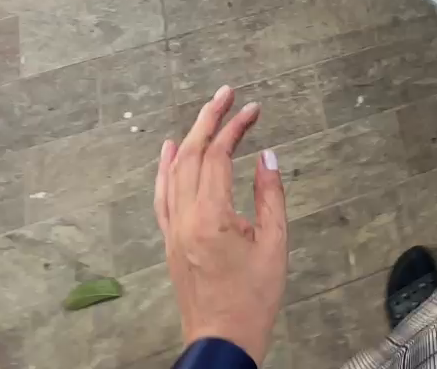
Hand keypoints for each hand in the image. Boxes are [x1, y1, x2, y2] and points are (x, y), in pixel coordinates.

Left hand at [155, 85, 288, 359]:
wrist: (221, 342)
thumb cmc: (254, 296)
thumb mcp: (275, 243)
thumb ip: (270, 195)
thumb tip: (266, 156)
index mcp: (211, 218)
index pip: (218, 157)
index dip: (235, 128)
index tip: (254, 109)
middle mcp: (185, 219)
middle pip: (190, 155)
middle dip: (208, 120)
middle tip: (226, 93)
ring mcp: (173, 230)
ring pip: (173, 172)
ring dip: (189, 137)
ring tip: (206, 112)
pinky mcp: (170, 241)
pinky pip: (162, 195)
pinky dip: (164, 168)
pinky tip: (167, 151)